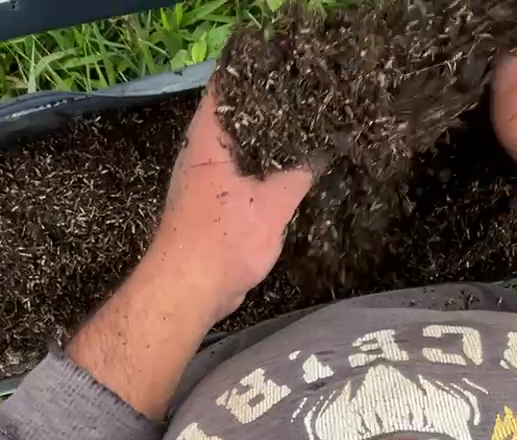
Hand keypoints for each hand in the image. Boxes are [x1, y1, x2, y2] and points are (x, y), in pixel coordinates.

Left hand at [140, 90, 315, 324]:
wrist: (188, 291)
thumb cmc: (222, 242)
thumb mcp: (272, 204)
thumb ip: (300, 170)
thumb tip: (328, 142)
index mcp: (209, 136)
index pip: (231, 84)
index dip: (260, 72)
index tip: (295, 72)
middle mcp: (203, 151)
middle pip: (239, 115)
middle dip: (273, 109)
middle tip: (312, 103)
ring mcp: (206, 179)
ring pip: (242, 149)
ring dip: (270, 145)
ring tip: (308, 134)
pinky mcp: (213, 205)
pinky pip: (243, 177)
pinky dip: (265, 173)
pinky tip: (291, 175)